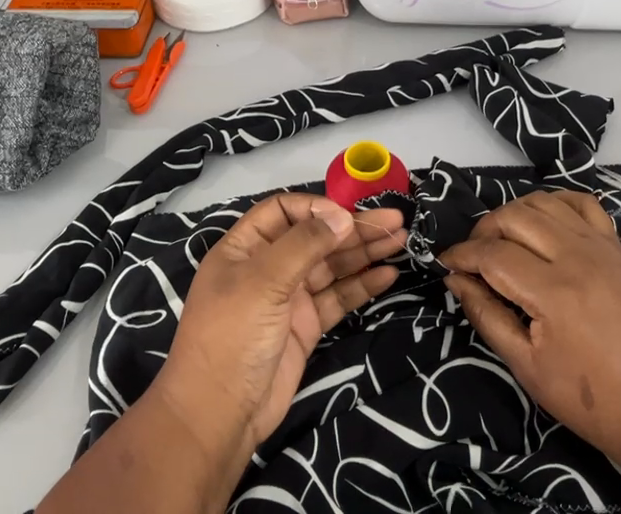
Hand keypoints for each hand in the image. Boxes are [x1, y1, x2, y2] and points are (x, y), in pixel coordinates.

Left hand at [153, 193, 406, 453]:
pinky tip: (387, 275)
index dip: (316, 208)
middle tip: (395, 223)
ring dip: (363, 253)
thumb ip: (304, 245)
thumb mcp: (263, 281)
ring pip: (331, 266)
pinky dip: (361, 286)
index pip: (283, 211)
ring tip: (401, 241)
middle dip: (352, 229)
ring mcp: (288, 298)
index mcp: (244, 247)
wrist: (219, 413)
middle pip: (314, 237)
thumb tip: (342, 216)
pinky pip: (337, 298)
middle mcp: (267, 267)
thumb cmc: (232, 334)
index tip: (348, 216)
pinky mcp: (306, 327)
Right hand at [440, 191, 620, 457]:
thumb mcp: (527, 367)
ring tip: (502, 241)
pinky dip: (555, 203)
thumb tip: (456, 281)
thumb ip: (487, 316)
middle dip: (482, 231)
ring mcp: (600, 247)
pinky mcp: (616, 249)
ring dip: (513, 214)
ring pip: (543, 202)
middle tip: (472, 258)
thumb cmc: (591, 399)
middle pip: (514, 217)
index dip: (461, 256)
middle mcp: (576, 257)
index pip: (492, 254)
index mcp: (552, 291)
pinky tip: (542, 223)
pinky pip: (582, 204)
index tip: (445, 265)